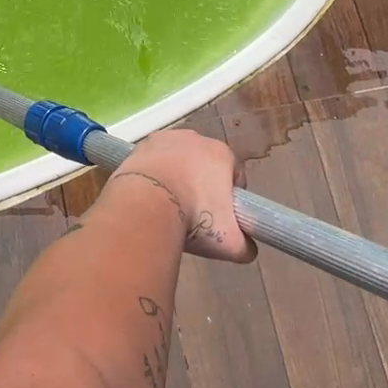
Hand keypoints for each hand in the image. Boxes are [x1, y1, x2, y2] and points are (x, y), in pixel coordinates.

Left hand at [106, 129, 255, 263]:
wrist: (146, 205)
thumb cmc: (195, 217)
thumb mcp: (230, 243)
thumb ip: (246, 246)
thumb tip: (247, 249)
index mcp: (221, 153)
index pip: (233, 173)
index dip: (230, 196)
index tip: (222, 216)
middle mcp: (194, 138)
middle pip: (204, 164)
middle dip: (202, 184)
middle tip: (195, 211)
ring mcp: (164, 138)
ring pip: (177, 160)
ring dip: (176, 177)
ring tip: (169, 205)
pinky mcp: (139, 146)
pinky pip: (153, 162)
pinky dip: (154, 175)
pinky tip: (150, 196)